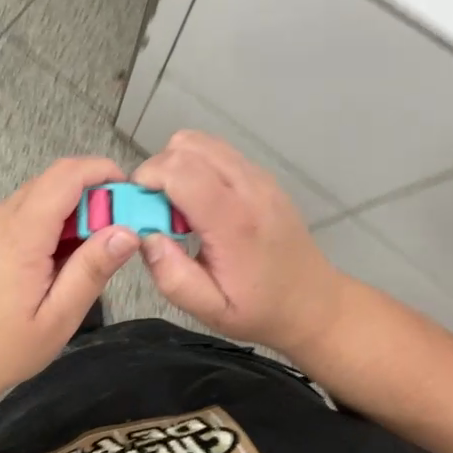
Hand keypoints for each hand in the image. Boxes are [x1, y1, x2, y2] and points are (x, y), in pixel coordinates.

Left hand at [0, 158, 141, 416]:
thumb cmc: (4, 350)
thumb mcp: (58, 317)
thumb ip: (93, 269)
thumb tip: (129, 230)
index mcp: (19, 234)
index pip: (66, 176)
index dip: (104, 172)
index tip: (134, 196)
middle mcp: (0, 219)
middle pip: (53, 179)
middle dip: (94, 191)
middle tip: (123, 227)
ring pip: (39, 194)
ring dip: (73, 208)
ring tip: (98, 248)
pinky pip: (25, 212)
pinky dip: (53, 221)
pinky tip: (65, 258)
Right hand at [133, 131, 347, 354]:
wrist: (314, 303)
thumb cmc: (259, 310)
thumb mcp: (210, 310)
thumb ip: (173, 277)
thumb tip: (146, 237)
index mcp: (233, 223)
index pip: (180, 170)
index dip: (148, 178)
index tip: (138, 206)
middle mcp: (249, 189)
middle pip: (186, 146)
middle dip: (158, 170)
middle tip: (155, 208)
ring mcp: (259, 178)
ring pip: (201, 141)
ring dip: (176, 164)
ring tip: (177, 204)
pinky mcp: (262, 176)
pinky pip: (217, 151)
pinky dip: (197, 165)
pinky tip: (200, 202)